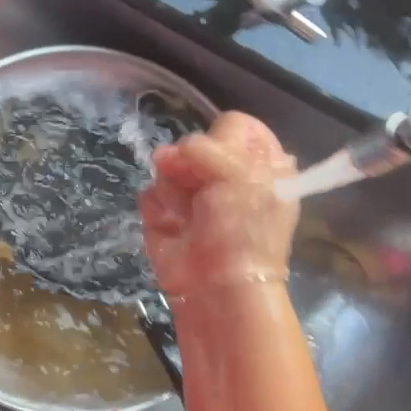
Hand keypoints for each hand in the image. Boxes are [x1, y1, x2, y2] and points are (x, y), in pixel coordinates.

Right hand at [140, 112, 299, 299]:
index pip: (236, 125)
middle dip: (188, 162)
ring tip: (185, 211)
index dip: (221, 135)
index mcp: (260, 162)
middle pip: (193, 144)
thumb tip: (171, 152)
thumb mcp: (241, 177)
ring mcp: (192, 192)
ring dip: (171, 187)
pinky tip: (170, 223)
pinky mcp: (163, 211)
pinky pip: (149, 192)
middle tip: (194, 183)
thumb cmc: (242, 230)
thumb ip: (208, 149)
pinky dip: (156, 206)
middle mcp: (226, 174)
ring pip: (167, 165)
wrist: (216, 284)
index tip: (217, 155)